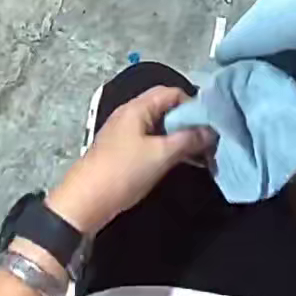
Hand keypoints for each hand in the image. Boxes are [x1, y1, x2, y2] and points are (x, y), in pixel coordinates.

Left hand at [46, 86, 214, 235]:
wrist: (84, 202)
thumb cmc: (123, 172)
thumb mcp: (161, 155)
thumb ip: (188, 140)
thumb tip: (211, 130)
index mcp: (137, 108)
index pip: (171, 92)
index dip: (193, 103)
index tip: (211, 122)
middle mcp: (131, 114)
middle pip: (166, 108)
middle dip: (189, 122)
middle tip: (209, 139)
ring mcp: (125, 132)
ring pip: (160, 126)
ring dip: (179, 137)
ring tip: (200, 153)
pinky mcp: (123, 150)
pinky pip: (151, 140)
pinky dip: (167, 147)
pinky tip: (181, 161)